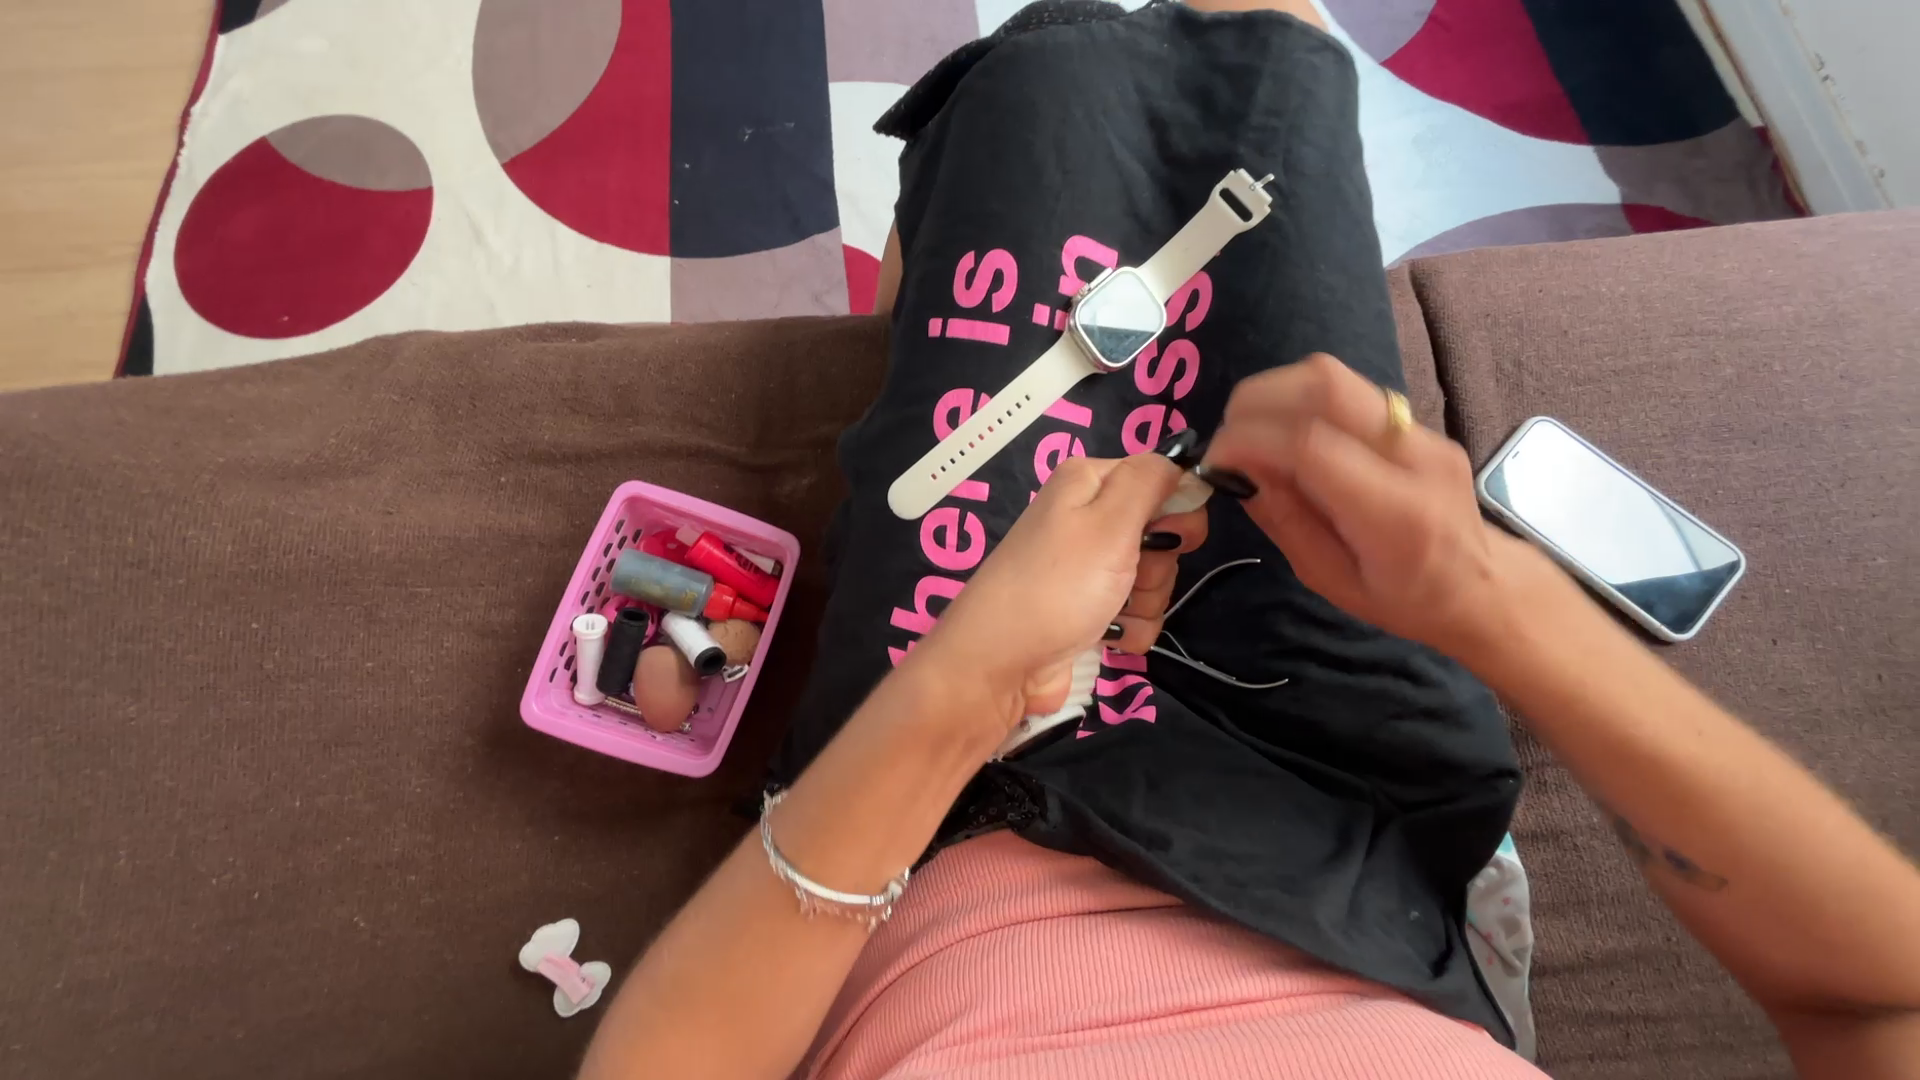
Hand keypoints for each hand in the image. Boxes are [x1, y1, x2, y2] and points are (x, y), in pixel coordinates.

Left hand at [913, 454, 1207, 728]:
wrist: (1000, 662)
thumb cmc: (1058, 584)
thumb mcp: (1109, 520)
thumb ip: (1150, 481)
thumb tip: (1180, 464)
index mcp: (1088, 483)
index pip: (1160, 479)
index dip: (1176, 510)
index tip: (1173, 537)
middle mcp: (1086, 520)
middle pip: (1161, 534)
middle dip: (1157, 564)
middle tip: (1126, 577)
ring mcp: (1087, 569)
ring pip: (1152, 579)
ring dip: (1142, 602)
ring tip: (1108, 612)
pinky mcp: (1089, 612)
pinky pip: (1135, 614)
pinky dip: (1127, 629)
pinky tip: (1105, 637)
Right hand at [1201, 353, 1548, 661]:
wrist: (1482, 585)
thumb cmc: (1401, 598)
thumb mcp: (1326, 577)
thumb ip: (1283, 517)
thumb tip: (1237, 469)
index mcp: (1394, 513)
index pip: (1310, 444)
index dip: (1249, 440)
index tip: (1214, 460)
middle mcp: (1414, 455)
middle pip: (1324, 385)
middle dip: (1256, 401)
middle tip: (1227, 439)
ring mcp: (1419, 429)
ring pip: (1331, 375)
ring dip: (1273, 394)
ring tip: (1249, 433)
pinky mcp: (1411, 419)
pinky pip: (1341, 390)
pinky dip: (1295, 400)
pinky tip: (1281, 433)